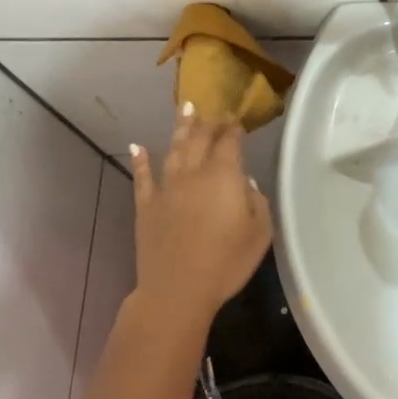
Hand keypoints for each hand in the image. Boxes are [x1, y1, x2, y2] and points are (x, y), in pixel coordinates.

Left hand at [127, 106, 273, 323]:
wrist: (178, 289)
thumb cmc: (227, 262)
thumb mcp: (260, 233)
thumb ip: (257, 202)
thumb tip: (247, 184)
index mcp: (224, 177)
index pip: (229, 143)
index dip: (233, 128)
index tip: (236, 118)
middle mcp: (194, 174)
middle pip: (200, 140)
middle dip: (208, 122)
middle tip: (212, 108)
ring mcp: (167, 188)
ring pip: (174, 150)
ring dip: (180, 128)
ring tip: (185, 109)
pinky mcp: (146, 206)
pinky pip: (142, 177)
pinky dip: (141, 160)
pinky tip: (137, 146)